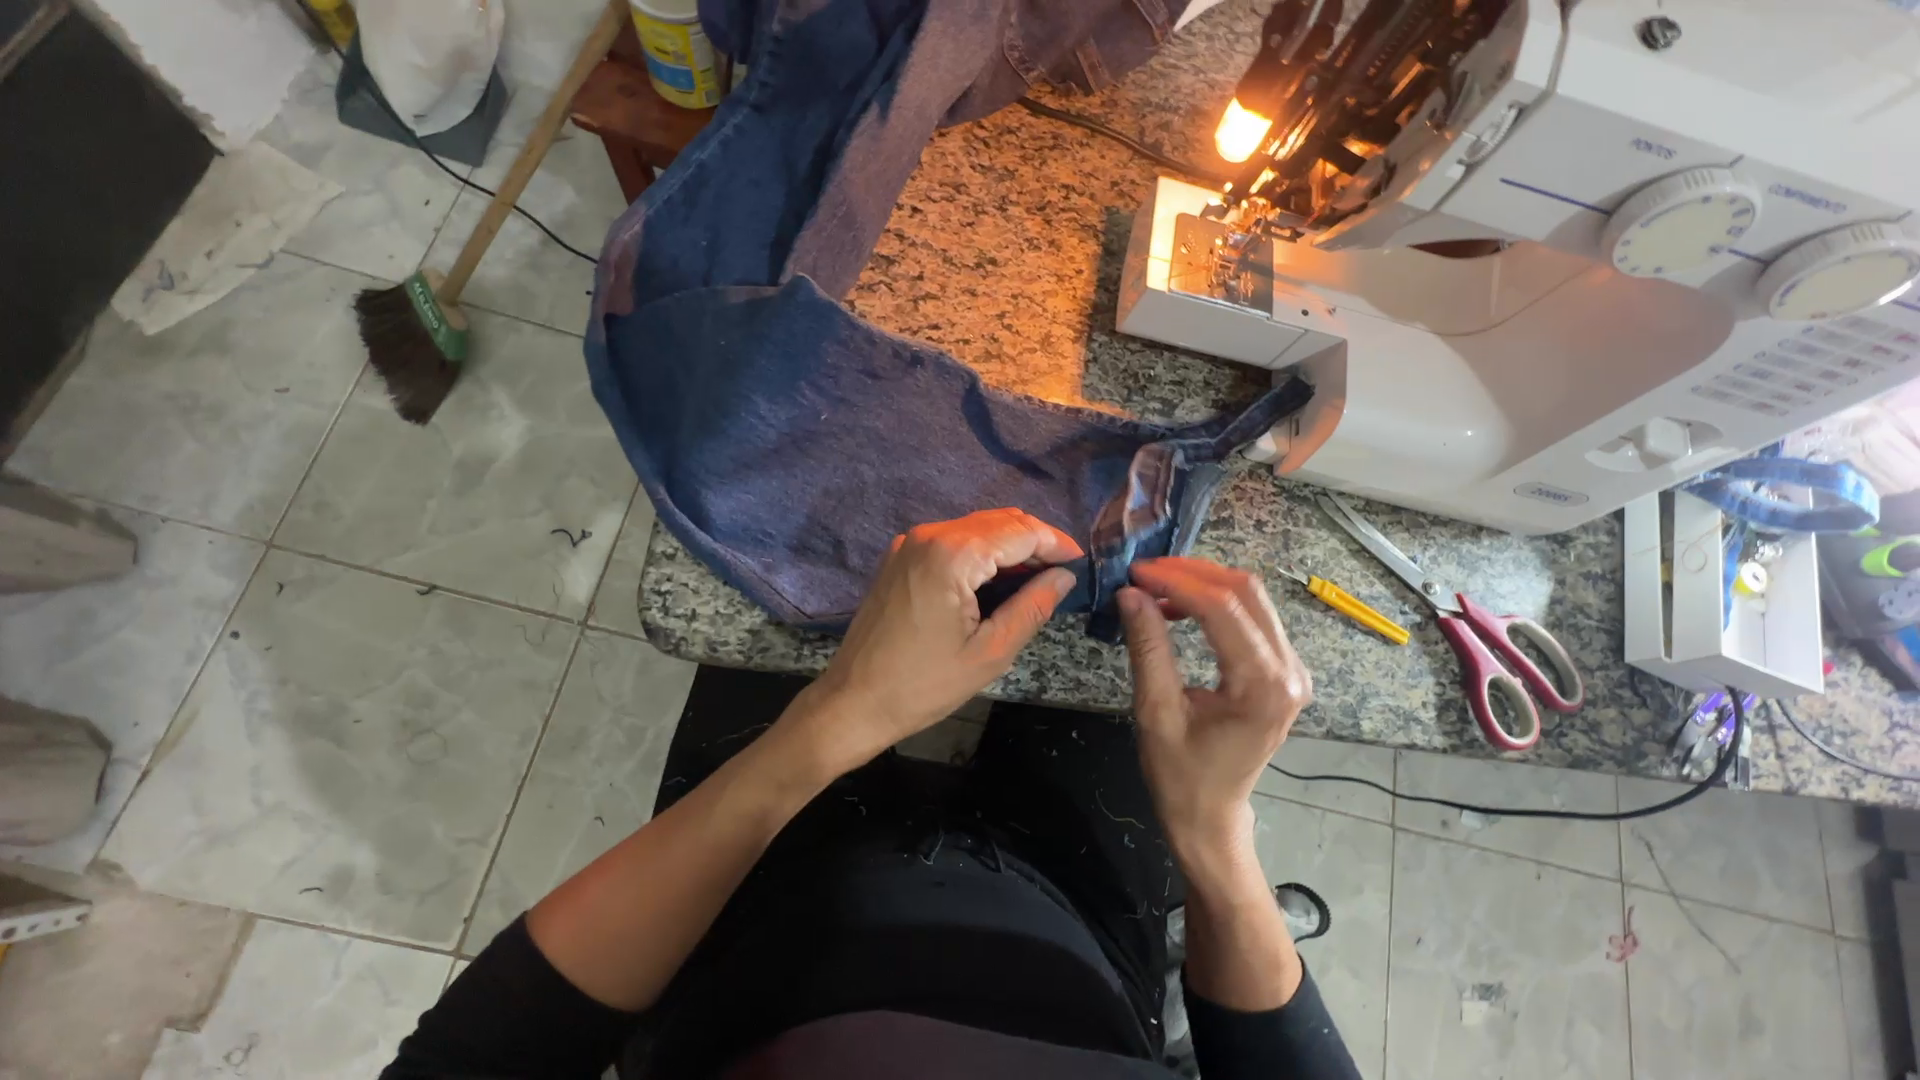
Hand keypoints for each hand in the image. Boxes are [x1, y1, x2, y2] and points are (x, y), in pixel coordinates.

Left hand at [796, 509, 1082, 771]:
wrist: (853, 701)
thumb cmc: (924, 685)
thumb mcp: (990, 652)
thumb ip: (1032, 607)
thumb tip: (1064, 577)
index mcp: (953, 554)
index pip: (1020, 531)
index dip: (1056, 543)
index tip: (1082, 562)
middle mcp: (930, 535)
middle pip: (998, 521)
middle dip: (1035, 541)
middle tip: (1064, 571)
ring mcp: (910, 543)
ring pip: (975, 528)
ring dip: (1009, 545)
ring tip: (1038, 576)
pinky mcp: (899, 557)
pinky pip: (952, 540)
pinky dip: (981, 552)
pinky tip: (997, 578)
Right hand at [1117, 558, 1311, 868]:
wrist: (1210, 815)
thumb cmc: (1180, 774)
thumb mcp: (1155, 711)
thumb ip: (1148, 647)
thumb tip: (1131, 593)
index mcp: (1262, 686)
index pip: (1223, 609)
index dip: (1177, 582)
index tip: (1137, 572)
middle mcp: (1290, 672)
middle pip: (1246, 592)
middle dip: (1193, 573)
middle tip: (1145, 573)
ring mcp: (1294, 670)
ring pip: (1253, 599)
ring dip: (1204, 584)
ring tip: (1157, 588)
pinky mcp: (1285, 670)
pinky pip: (1254, 617)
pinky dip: (1217, 603)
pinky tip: (1182, 608)